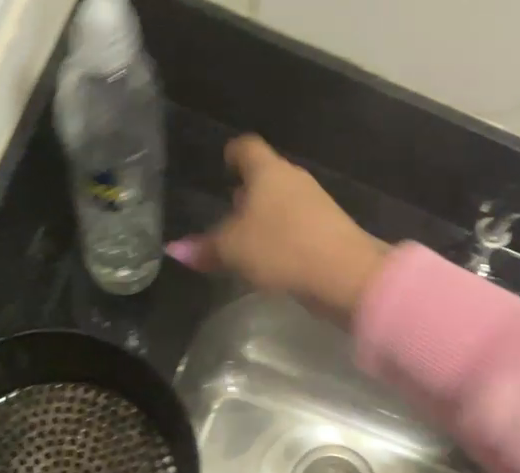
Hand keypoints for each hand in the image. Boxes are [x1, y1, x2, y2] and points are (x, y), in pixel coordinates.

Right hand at [166, 135, 391, 321]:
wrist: (344, 274)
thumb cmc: (282, 249)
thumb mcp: (234, 251)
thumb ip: (205, 249)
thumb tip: (175, 249)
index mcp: (268, 172)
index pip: (247, 149)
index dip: (233, 153)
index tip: (224, 161)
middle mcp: (293, 180)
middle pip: (267, 177)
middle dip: (248, 189)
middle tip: (229, 204)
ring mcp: (316, 205)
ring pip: (283, 202)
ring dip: (266, 215)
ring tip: (246, 237)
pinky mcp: (329, 231)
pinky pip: (297, 226)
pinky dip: (282, 235)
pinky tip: (272, 258)